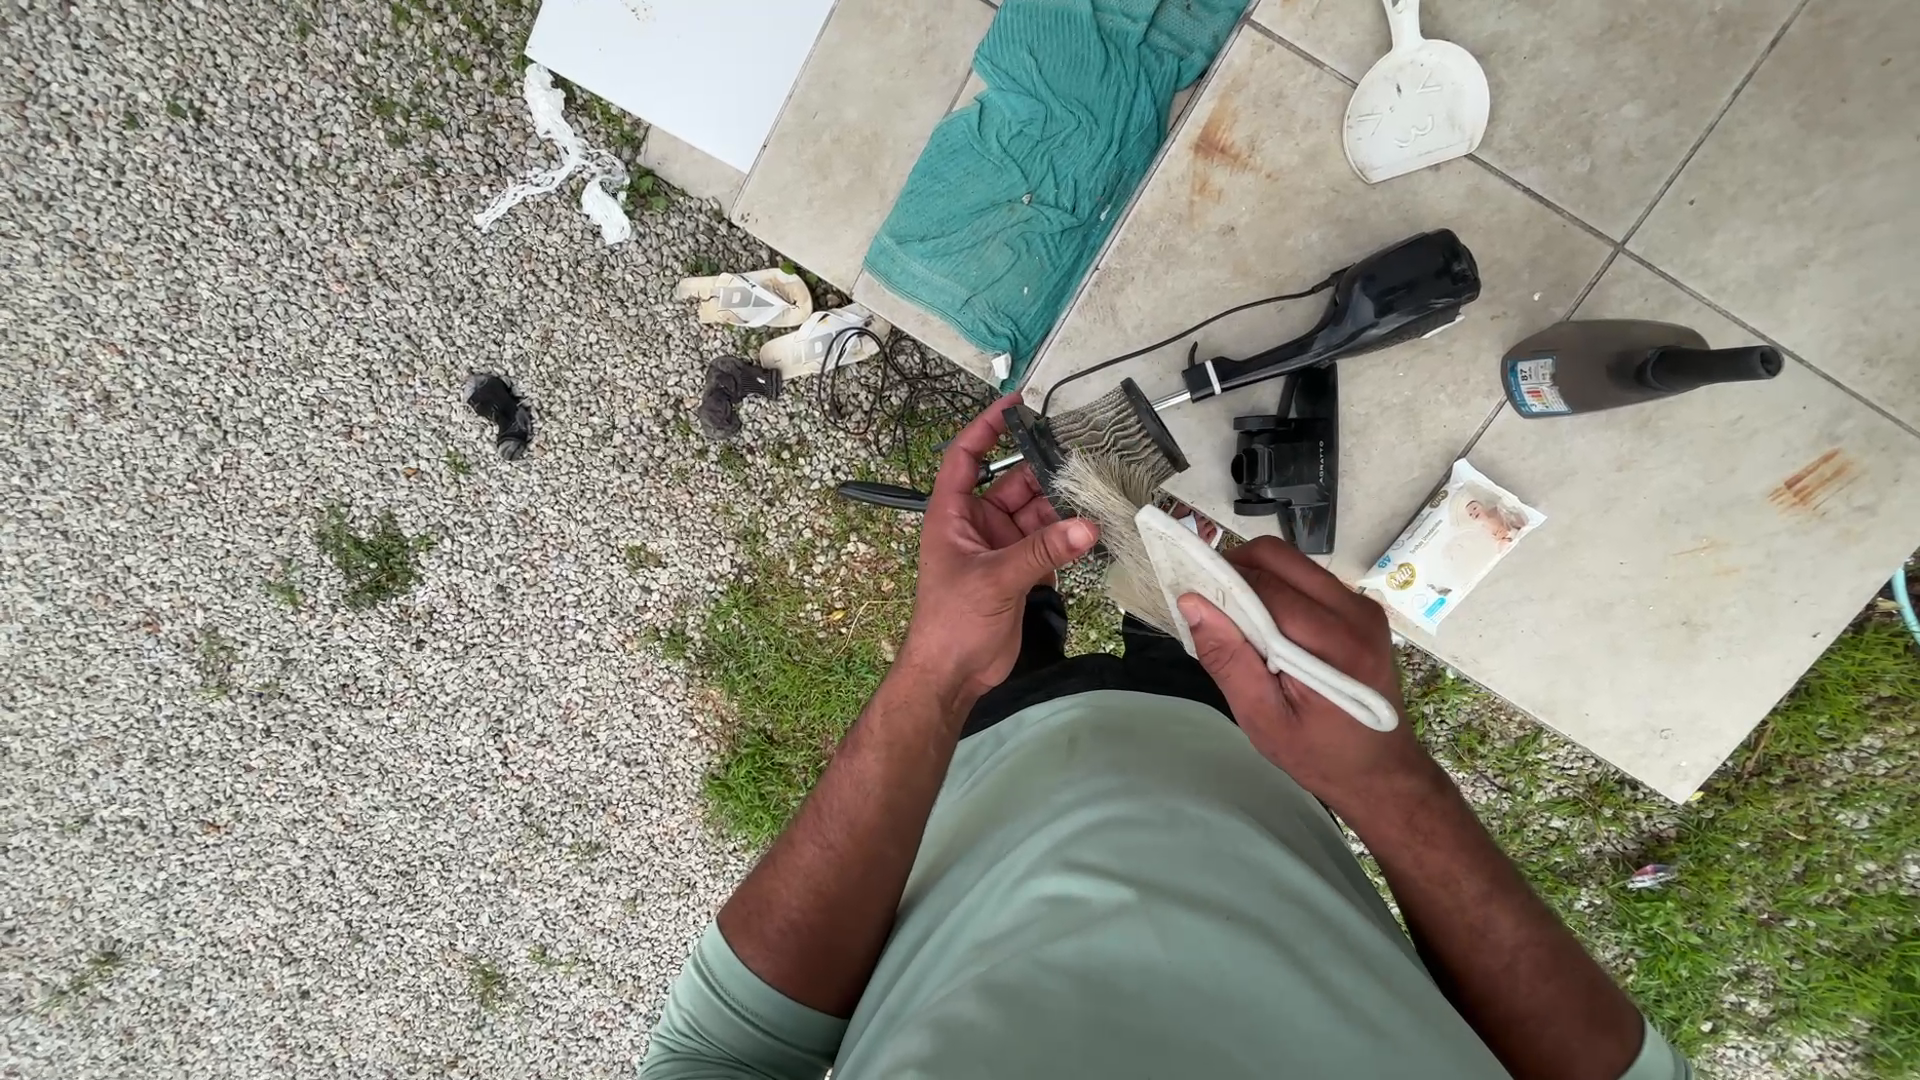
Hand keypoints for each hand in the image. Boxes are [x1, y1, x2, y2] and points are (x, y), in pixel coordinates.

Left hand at [902, 394, 1098, 701]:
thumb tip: (1087, 525)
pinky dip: (1067, 537)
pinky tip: (1093, 528)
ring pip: (1036, 513)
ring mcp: (1000, 547)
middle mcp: (976, 524)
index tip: (1015, 404)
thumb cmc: (950, 622)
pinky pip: (1048, 543)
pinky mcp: (1021, 571)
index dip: (985, 426)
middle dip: (1044, 472)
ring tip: (1097, 496)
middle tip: (1084, 456)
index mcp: (952, 514)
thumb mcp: (994, 579)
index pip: (965, 457)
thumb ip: (1042, 552)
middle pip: (1013, 483)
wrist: (953, 674)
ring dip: (1062, 508)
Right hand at [1177, 536, 1435, 814]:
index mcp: (1333, 643)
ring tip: (1237, 620)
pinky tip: (1265, 626)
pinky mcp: (1360, 609)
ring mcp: (1361, 606)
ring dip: (1255, 578)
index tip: (1188, 594)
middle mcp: (1354, 612)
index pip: (1264, 584)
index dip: (1219, 581)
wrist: (1382, 772)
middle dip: (1235, 569)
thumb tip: (1192, 603)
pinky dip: (1275, 588)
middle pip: (1279, 556)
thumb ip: (1228, 658)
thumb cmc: (1319, 754)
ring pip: (1292, 562)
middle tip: (1211, 606)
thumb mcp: (1261, 717)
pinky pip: (1306, 578)